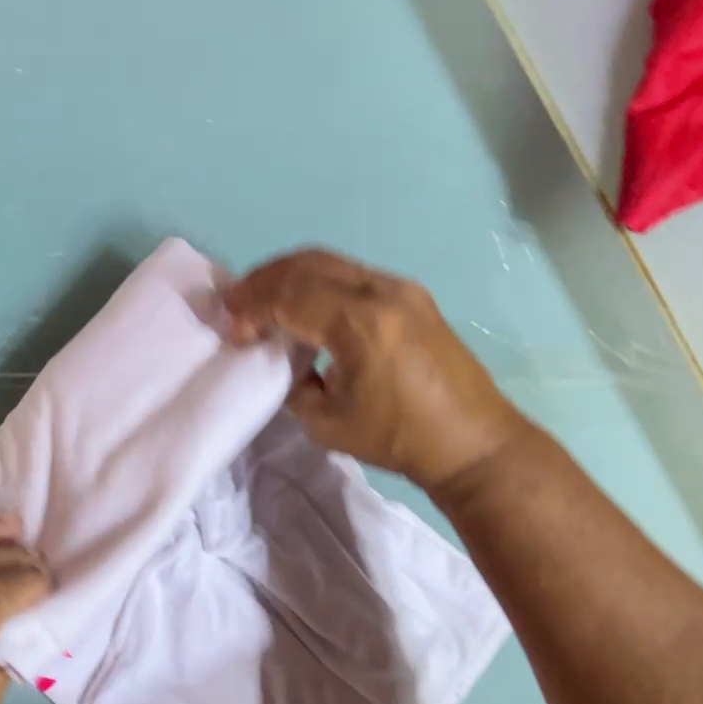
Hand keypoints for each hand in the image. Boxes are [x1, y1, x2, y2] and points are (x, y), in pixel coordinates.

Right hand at [225, 248, 530, 492]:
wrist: (470, 441)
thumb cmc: (395, 438)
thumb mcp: (325, 422)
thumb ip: (295, 382)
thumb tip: (282, 358)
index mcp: (360, 324)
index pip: (289, 297)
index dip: (252, 310)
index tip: (232, 333)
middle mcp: (382, 292)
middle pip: (307, 264)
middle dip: (263, 280)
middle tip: (234, 302)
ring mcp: (401, 288)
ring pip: (330, 262)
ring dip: (289, 277)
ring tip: (261, 300)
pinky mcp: (411, 296)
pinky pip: (351, 274)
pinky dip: (316, 283)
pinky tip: (303, 306)